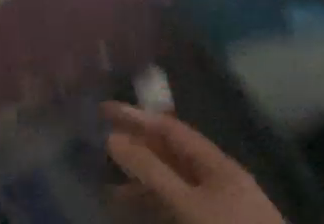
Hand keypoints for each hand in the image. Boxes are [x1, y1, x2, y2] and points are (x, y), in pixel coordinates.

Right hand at [104, 103, 285, 223]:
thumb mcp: (187, 203)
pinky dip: (156, 202)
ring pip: (175, 182)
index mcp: (218, 165)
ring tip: (111, 185)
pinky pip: (180, 205)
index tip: (102, 111)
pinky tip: (136, 209)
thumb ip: (150, 170)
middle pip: (172, 154)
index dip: (136, 116)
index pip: (171, 128)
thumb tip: (112, 138)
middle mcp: (220, 180)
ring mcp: (222, 206)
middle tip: (101, 145)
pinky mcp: (217, 223)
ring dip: (143, 180)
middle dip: (136, 149)